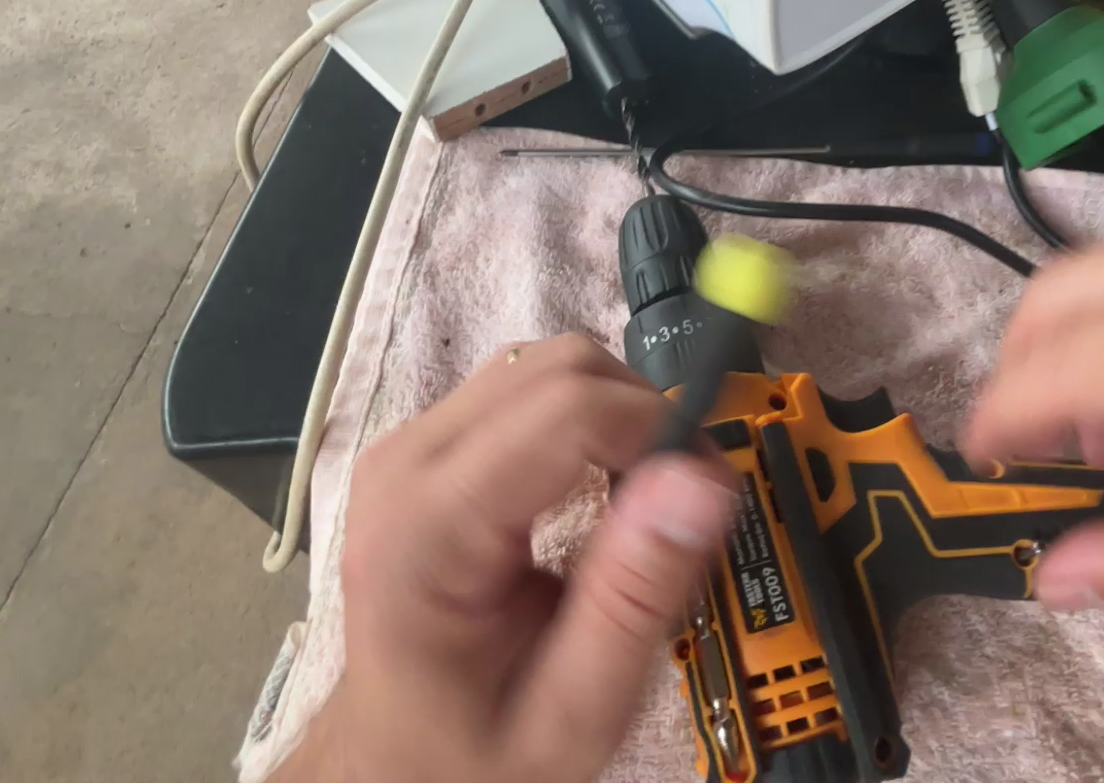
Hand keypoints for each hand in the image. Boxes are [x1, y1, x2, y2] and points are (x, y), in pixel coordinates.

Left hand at [274, 334, 733, 782]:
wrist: (398, 754)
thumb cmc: (473, 750)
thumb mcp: (575, 707)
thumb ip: (636, 592)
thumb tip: (700, 477)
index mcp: (430, 526)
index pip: (569, 407)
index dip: (657, 425)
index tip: (705, 482)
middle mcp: (410, 461)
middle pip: (559, 365)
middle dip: (642, 410)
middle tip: (679, 487)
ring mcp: (415, 442)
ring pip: (548, 361)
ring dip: (616, 408)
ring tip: (638, 488)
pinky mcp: (432, 440)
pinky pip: (528, 384)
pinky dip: (585, 412)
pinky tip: (595, 475)